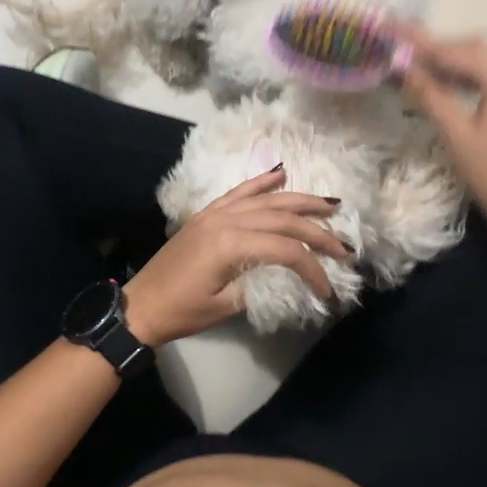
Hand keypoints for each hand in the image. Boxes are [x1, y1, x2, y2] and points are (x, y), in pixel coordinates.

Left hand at [122, 168, 349, 345]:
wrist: (141, 305)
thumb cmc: (182, 311)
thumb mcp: (225, 307)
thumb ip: (260, 288)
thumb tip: (288, 282)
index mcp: (231, 245)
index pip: (286, 251)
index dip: (313, 270)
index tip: (328, 291)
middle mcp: (226, 220)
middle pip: (283, 220)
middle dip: (318, 233)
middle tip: (345, 247)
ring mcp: (215, 213)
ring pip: (266, 200)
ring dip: (299, 201)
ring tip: (329, 205)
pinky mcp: (207, 214)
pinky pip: (239, 192)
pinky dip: (261, 182)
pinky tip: (281, 175)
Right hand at [401, 33, 486, 242]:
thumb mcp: (456, 133)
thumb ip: (430, 94)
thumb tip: (403, 67)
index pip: (455, 50)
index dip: (421, 43)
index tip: (394, 31)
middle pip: (476, 47)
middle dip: (441, 48)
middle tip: (407, 53)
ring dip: (461, 57)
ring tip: (429, 66)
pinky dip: (483, 67)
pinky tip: (464, 79)